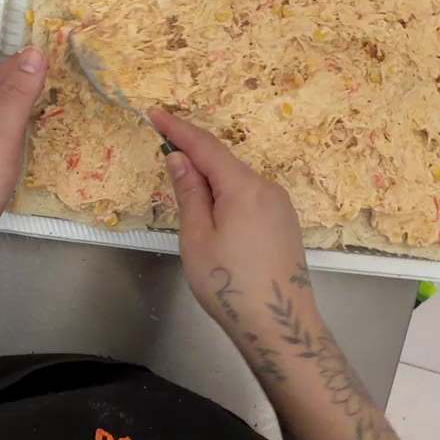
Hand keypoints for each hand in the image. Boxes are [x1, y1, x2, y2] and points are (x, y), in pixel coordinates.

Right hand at [151, 108, 318, 337]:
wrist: (281, 326)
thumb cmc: (230, 284)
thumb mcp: (197, 237)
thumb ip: (189, 193)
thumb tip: (180, 158)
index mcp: (244, 187)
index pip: (206, 146)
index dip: (178, 128)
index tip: (154, 113)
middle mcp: (267, 188)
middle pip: (224, 163)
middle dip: (193, 156)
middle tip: (164, 156)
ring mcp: (280, 207)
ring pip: (237, 182)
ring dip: (210, 181)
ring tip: (187, 202)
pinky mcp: (285, 224)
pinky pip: (250, 198)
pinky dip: (227, 197)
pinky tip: (215, 219)